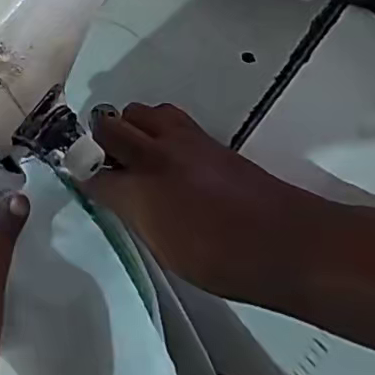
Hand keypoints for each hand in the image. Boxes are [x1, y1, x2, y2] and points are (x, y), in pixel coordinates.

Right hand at [81, 102, 331, 300]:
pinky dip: (156, 125)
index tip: (86, 184)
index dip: (86, 178)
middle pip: (107, 126)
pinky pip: (165, 115)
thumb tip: (118, 197)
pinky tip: (167, 150)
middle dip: (100, 140)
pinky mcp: (203, 136)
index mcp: (141, 192)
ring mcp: (180, 140)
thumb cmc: (225, 262)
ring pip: (137, 111)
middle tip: (109, 162)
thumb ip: (135, 217)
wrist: (287, 242)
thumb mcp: (167, 251)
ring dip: (129, 126)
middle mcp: (154, 157)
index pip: (94, 174)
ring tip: (138, 151)